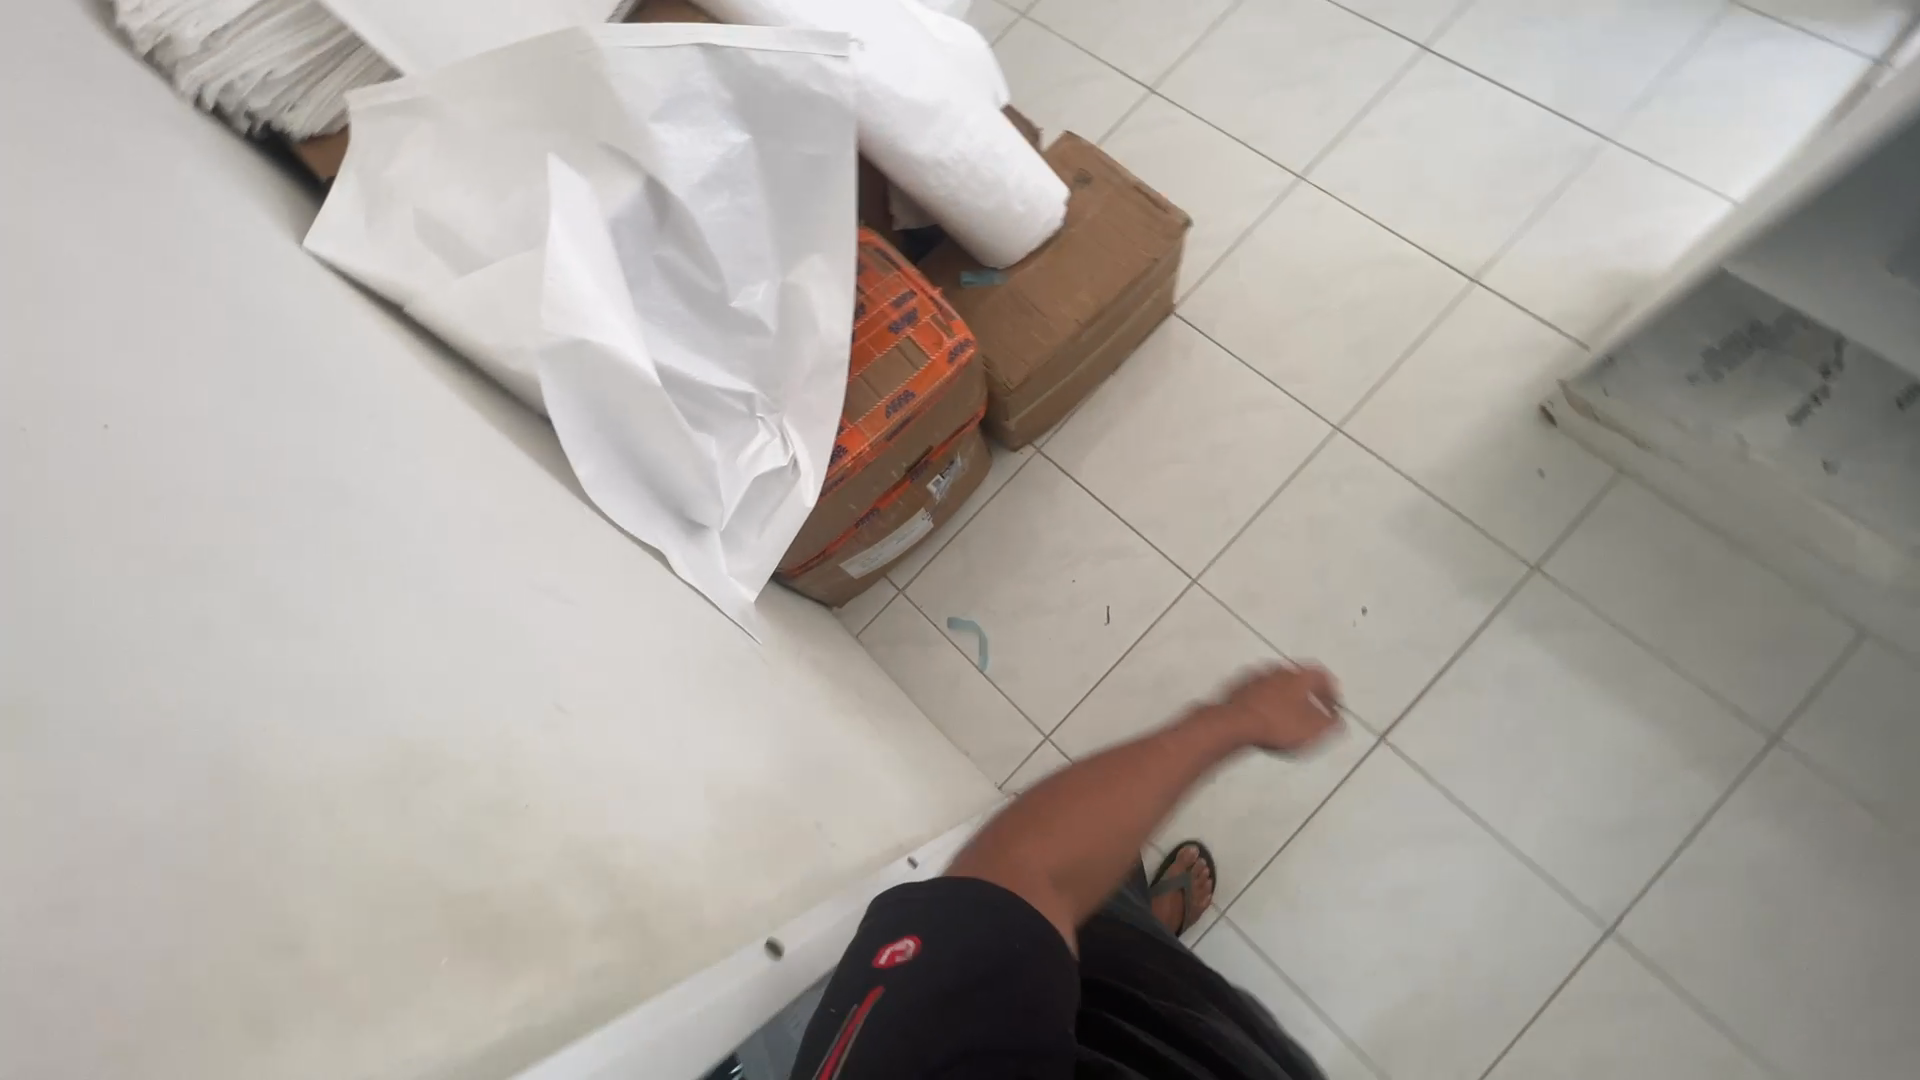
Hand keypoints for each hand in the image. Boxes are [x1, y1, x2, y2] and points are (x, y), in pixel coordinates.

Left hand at [1213, 663, 1341, 753]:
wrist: (1233, 724)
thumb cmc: (1279, 725)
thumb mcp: (1315, 730)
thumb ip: (1332, 723)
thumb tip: (1337, 719)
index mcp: (1298, 674)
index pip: (1322, 675)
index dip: (1331, 692)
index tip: (1333, 707)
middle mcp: (1276, 669)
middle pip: (1297, 678)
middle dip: (1306, 695)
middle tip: (1311, 713)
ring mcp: (1253, 677)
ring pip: (1276, 685)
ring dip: (1284, 700)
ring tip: (1288, 719)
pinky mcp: (1235, 688)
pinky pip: (1257, 694)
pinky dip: (1265, 704)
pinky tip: (1265, 720)